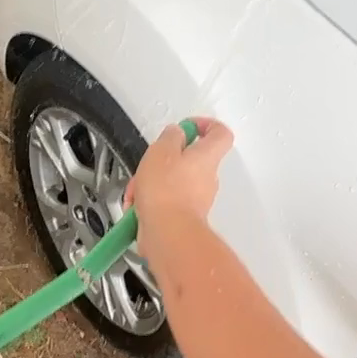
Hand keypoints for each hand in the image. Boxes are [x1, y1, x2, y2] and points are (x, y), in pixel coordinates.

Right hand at [127, 117, 233, 265]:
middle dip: (164, 161)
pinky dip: (150, 203)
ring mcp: (197, 200)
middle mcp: (207, 178)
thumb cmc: (166, 190)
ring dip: (151, 184)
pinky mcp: (183, 217)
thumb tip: (175, 133)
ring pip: (173, 182)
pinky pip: (166, 203)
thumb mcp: (162, 150)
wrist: (167, 233)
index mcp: (207, 157)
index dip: (206, 125)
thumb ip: (171, 136)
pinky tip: (136, 208)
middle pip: (190, 160)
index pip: (220, 133)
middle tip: (149, 164)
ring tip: (136, 191)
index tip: (186, 127)